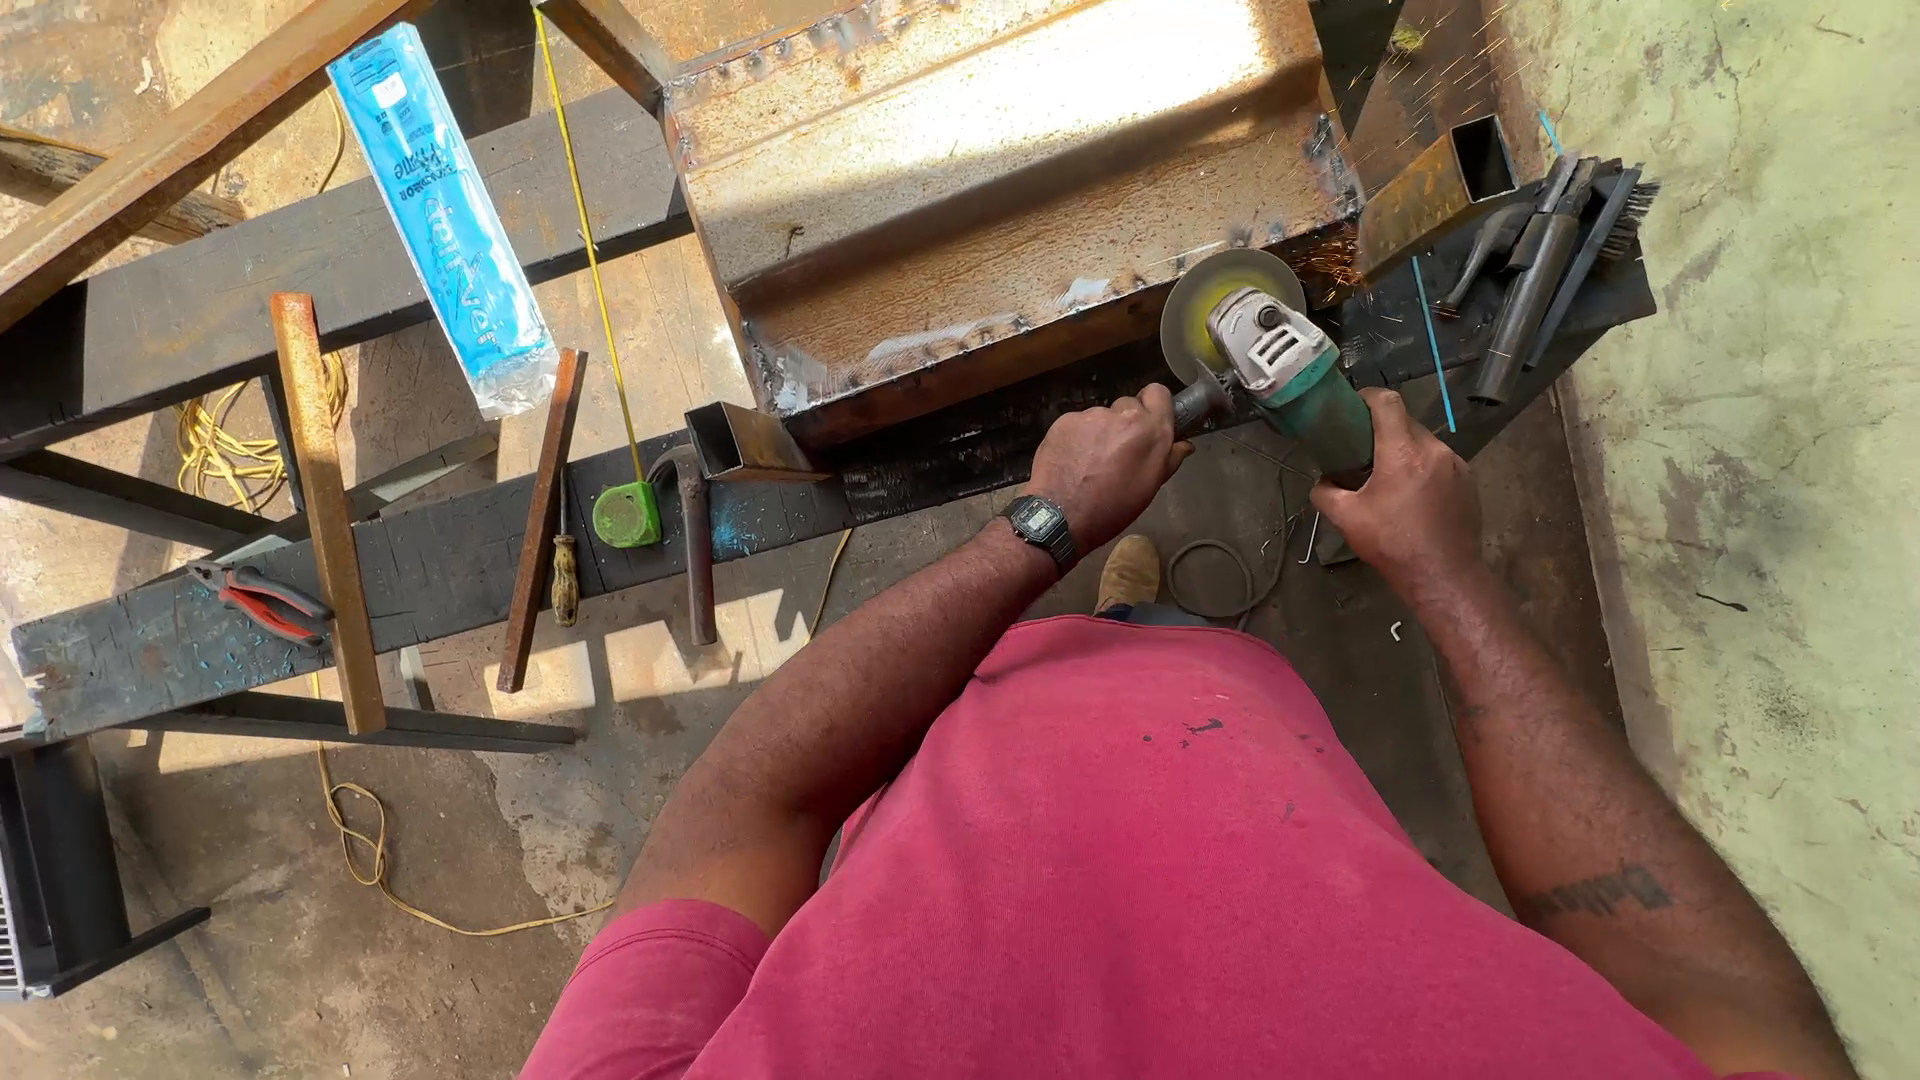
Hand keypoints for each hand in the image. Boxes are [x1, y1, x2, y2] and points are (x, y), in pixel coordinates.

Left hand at [1024, 383, 1193, 552]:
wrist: (1061, 516)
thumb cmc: (1111, 509)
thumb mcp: (1149, 488)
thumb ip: (1169, 459)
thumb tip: (1183, 444)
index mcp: (1151, 430)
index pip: (1158, 392)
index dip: (1153, 406)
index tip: (1146, 422)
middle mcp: (1123, 415)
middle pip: (1127, 405)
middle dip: (1123, 424)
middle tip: (1115, 451)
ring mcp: (1092, 416)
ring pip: (1100, 416)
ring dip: (1099, 432)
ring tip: (1089, 461)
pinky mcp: (1065, 420)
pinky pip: (1077, 423)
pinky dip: (1076, 437)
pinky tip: (1071, 459)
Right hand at [1310, 388, 1481, 596]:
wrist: (1443, 574)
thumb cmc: (1391, 543)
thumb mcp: (1345, 518)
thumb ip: (1325, 492)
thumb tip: (1323, 481)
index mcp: (1402, 453)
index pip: (1387, 403)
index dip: (1367, 397)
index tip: (1353, 406)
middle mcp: (1434, 450)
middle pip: (1405, 423)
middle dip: (1382, 431)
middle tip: (1362, 451)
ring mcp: (1457, 464)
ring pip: (1423, 444)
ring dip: (1403, 451)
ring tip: (1387, 478)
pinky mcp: (1468, 481)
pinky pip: (1440, 462)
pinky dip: (1422, 468)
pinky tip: (1411, 495)